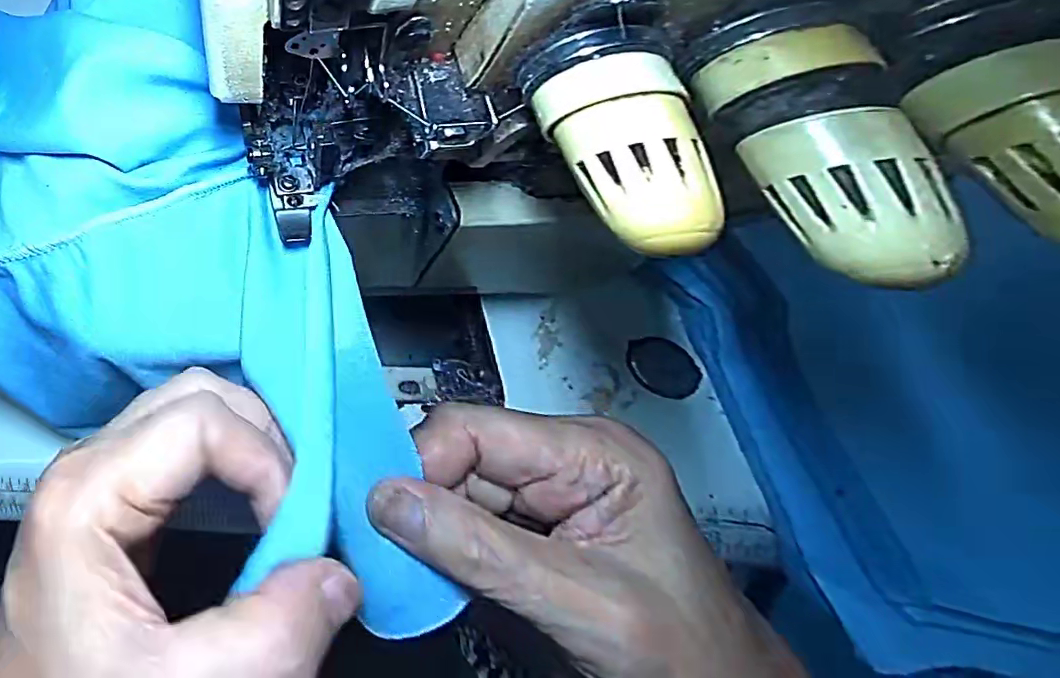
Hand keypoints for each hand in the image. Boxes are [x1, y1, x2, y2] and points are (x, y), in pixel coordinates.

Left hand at [0, 369, 360, 677]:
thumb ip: (270, 635)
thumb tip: (337, 576)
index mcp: (86, 490)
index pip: (198, 419)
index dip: (263, 461)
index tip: (299, 534)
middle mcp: (86, 461)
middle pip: (191, 396)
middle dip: (260, 438)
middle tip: (301, 509)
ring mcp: (96, 471)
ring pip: (187, 410)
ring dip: (247, 445)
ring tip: (287, 507)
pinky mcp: (110, 493)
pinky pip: (178, 445)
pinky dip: (227, 461)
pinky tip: (253, 505)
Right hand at [368, 404, 803, 677]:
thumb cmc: (696, 665)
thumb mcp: (590, 608)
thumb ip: (483, 552)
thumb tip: (385, 500)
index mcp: (590, 452)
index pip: (469, 428)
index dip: (422, 464)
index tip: (387, 513)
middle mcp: (558, 457)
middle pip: (454, 456)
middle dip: (425, 502)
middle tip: (401, 549)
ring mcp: (540, 491)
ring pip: (448, 488)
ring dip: (430, 529)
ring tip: (425, 570)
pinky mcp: (524, 526)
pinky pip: (459, 520)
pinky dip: (441, 547)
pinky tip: (444, 574)